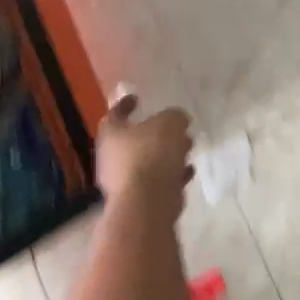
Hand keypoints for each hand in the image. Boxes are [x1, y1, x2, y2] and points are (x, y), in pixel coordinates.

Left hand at [95, 93, 193, 213]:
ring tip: (188, 146)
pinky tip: (187, 169)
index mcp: (112, 136)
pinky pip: (156, 179)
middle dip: (154, 132)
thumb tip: (176, 120)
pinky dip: (170, 172)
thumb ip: (174, 116)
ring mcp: (122, 181)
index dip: (124, 105)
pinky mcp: (137, 198)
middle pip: (131, 140)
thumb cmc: (152, 153)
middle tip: (174, 125)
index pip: (113, 116)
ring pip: (146, 160)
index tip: (136, 98)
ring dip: (166, 152)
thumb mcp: (170, 121)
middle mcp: (111, 158)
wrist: (148, 201)